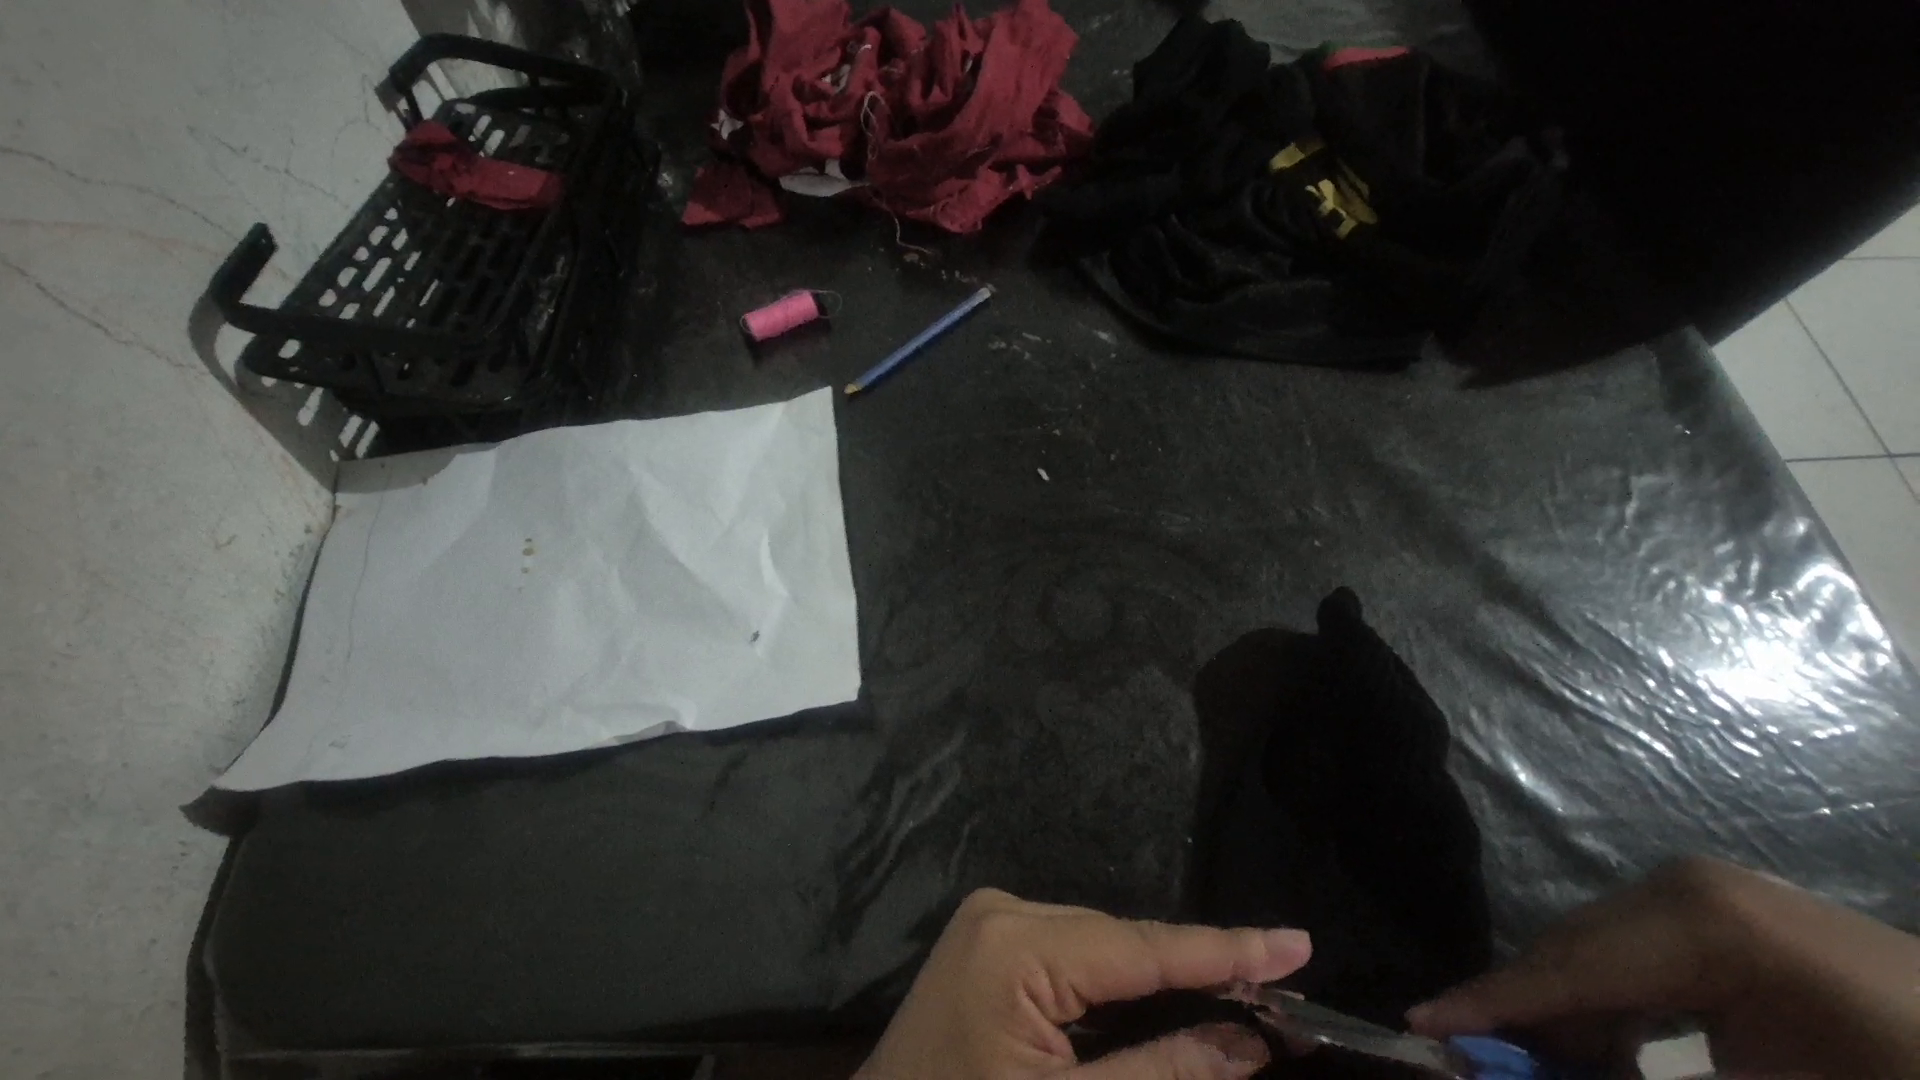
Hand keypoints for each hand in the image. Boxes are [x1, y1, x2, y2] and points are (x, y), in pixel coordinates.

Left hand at [853, 888, 1311, 1079]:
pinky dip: (1114, 977)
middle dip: (1195, 966)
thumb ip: (1167, 1072)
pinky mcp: (986, 938)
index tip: (1298, 941)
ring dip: (1158, 972)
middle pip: (1122, 939)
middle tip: (1277, 988)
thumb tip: (1253, 1041)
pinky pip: (1069, 949)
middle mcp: (1003, 910)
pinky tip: (1159, 995)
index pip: (1142, 946)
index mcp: (1016, 946)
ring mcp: (989, 918)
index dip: (1226, 950)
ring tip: (1235, 988)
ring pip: (1099, 941)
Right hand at [1406, 856, 1919, 1078]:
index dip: (1493, 1002)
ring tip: (1523, 1061)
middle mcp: (1688, 889)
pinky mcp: (1723, 918)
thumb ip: (1639, 1078)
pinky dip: (1607, 1009)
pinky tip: (1598, 1054)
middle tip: (1465, 1054)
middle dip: (1518, 1010)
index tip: (1420, 1024)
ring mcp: (1706, 896)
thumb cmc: (1891, 1068)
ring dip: (1561, 1016)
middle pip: (1571, 951)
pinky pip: (1634, 958)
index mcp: (1707, 921)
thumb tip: (1540, 1071)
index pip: (1572, 967)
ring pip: (1594, 952)